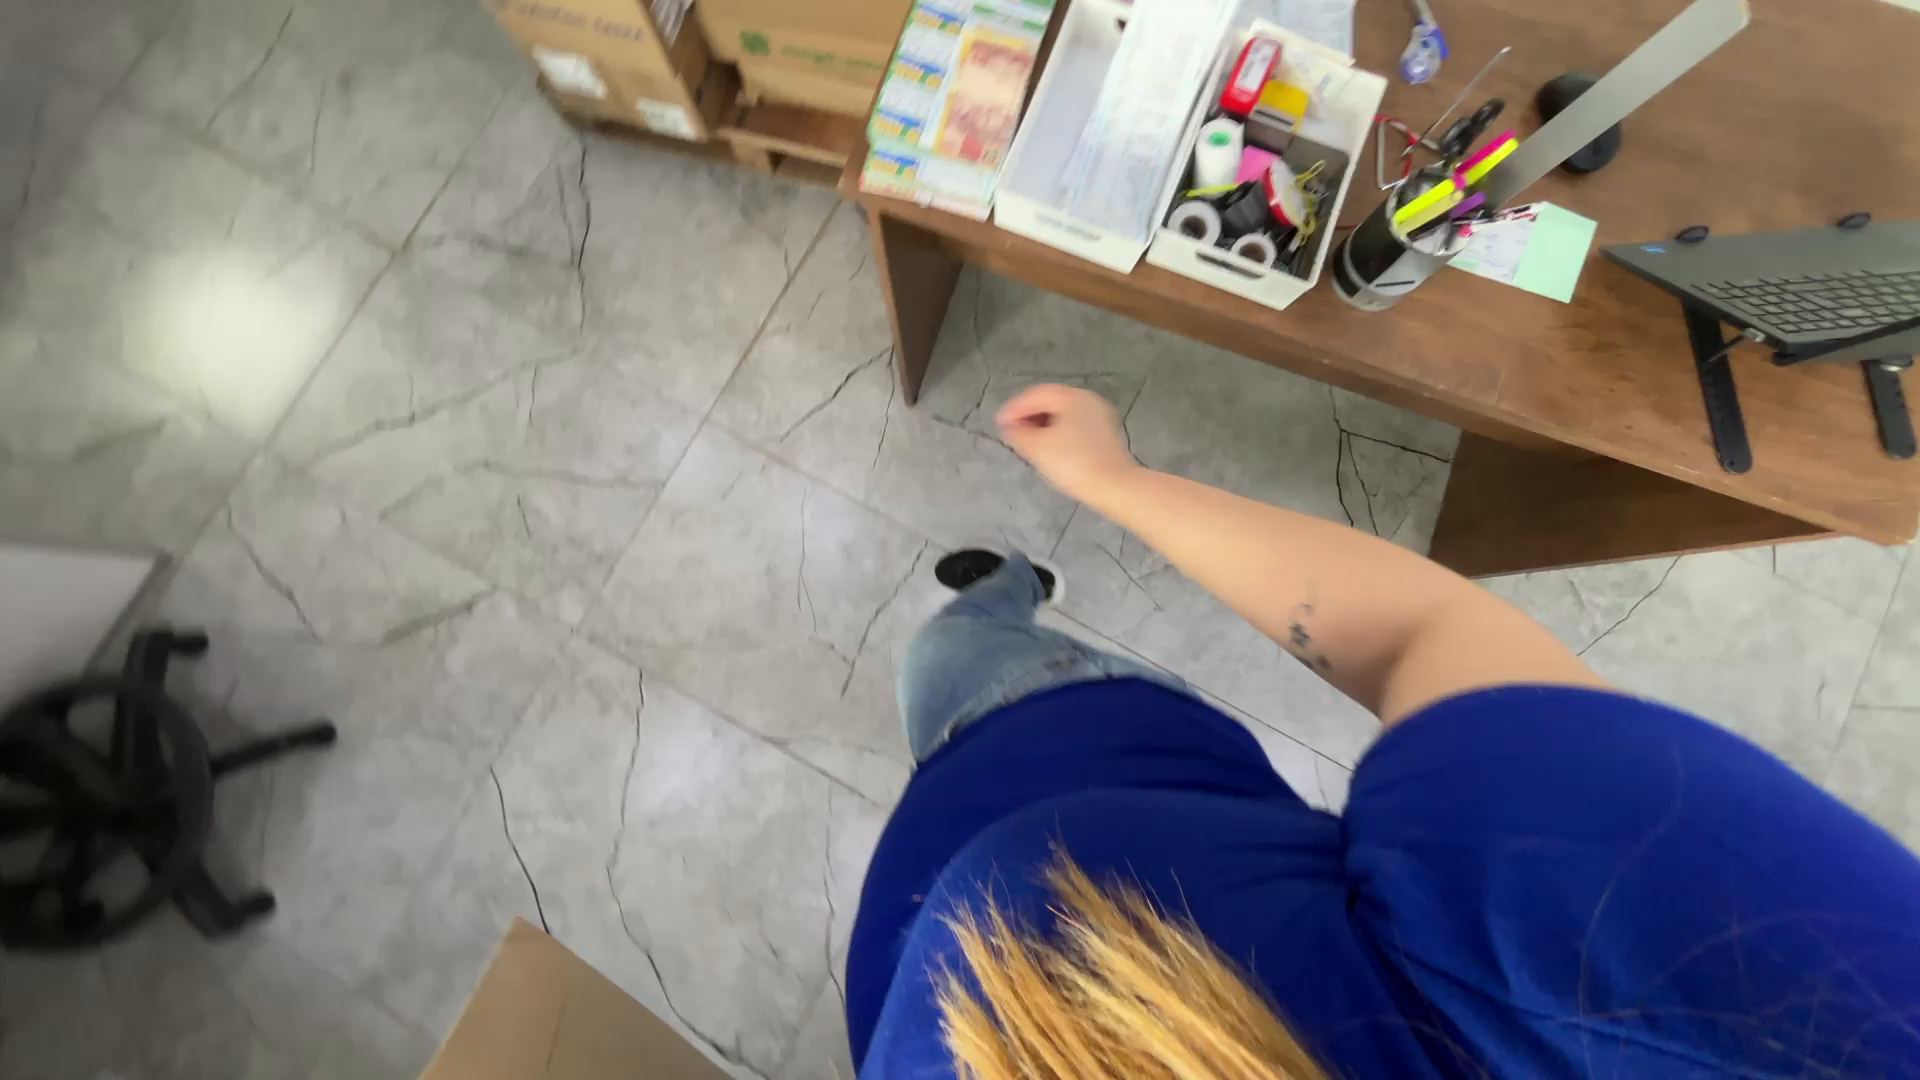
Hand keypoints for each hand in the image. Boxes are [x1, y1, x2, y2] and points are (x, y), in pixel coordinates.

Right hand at [996, 384, 1138, 503]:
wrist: (1113, 486)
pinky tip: (1048, 445)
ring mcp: (1098, 415)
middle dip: (1028, 414)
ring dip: (1041, 423)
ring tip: (1027, 440)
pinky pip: (1073, 424)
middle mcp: (1087, 399)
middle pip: (1050, 400)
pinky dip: (1056, 430)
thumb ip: (1018, 433)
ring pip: (1062, 412)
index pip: (1036, 394)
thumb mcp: (1037, 448)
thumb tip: (1009, 426)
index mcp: (1071, 397)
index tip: (999, 424)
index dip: (1014, 408)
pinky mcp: (1103, 433)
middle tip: (1011, 431)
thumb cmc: (1073, 464)